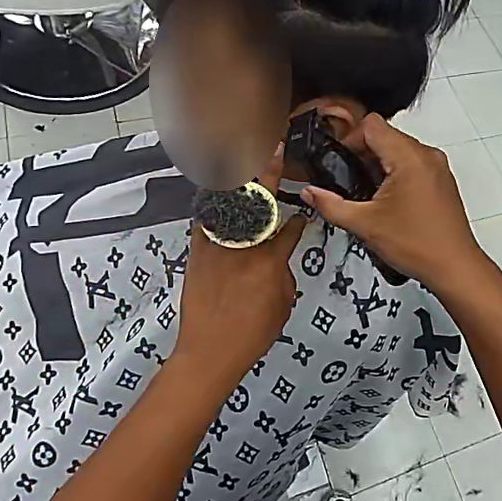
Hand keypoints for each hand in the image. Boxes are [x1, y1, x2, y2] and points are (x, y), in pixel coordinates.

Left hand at [172, 151, 306, 383]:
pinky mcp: (197, 253)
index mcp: (270, 262)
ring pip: (228, 205)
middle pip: (258, 203)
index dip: (300, 220)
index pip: (291, 231)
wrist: (208, 351)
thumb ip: (284, 275)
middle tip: (274, 149)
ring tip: (244, 156)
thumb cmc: (251, 334)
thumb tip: (279, 260)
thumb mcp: (282, 304)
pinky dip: (212, 203)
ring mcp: (217, 247)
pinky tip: (216, 188)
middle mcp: (244, 248)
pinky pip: (205, 220)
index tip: (305, 215)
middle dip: (268, 173)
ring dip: (238, 178)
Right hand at [301, 114, 494, 297]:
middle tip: (352, 180)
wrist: (453, 266)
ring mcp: (437, 167)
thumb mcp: (365, 225)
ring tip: (370, 194)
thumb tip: (313, 193)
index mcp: (409, 159)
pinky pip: (414, 163)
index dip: (350, 139)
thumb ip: (331, 205)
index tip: (341, 160)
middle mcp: (427, 157)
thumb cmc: (422, 246)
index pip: (372, 125)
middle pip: (385, 135)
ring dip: (380, 164)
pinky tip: (388, 201)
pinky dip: (397, 173)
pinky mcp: (441, 180)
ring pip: (400, 148)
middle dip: (363, 154)